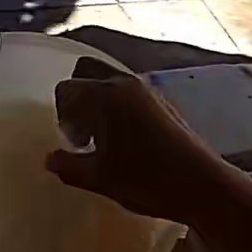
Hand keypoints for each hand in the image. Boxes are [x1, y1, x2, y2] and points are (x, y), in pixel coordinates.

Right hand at [46, 62, 229, 225]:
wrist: (201, 182)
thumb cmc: (146, 180)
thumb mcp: (100, 179)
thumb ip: (69, 166)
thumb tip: (50, 159)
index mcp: (105, 95)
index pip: (67, 89)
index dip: (63, 116)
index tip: (75, 143)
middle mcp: (125, 82)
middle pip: (87, 70)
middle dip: (77, 95)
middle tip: (83, 131)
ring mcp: (147, 88)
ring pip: (110, 79)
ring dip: (98, 99)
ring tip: (104, 139)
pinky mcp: (162, 99)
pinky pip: (129, 90)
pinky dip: (118, 104)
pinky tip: (127, 139)